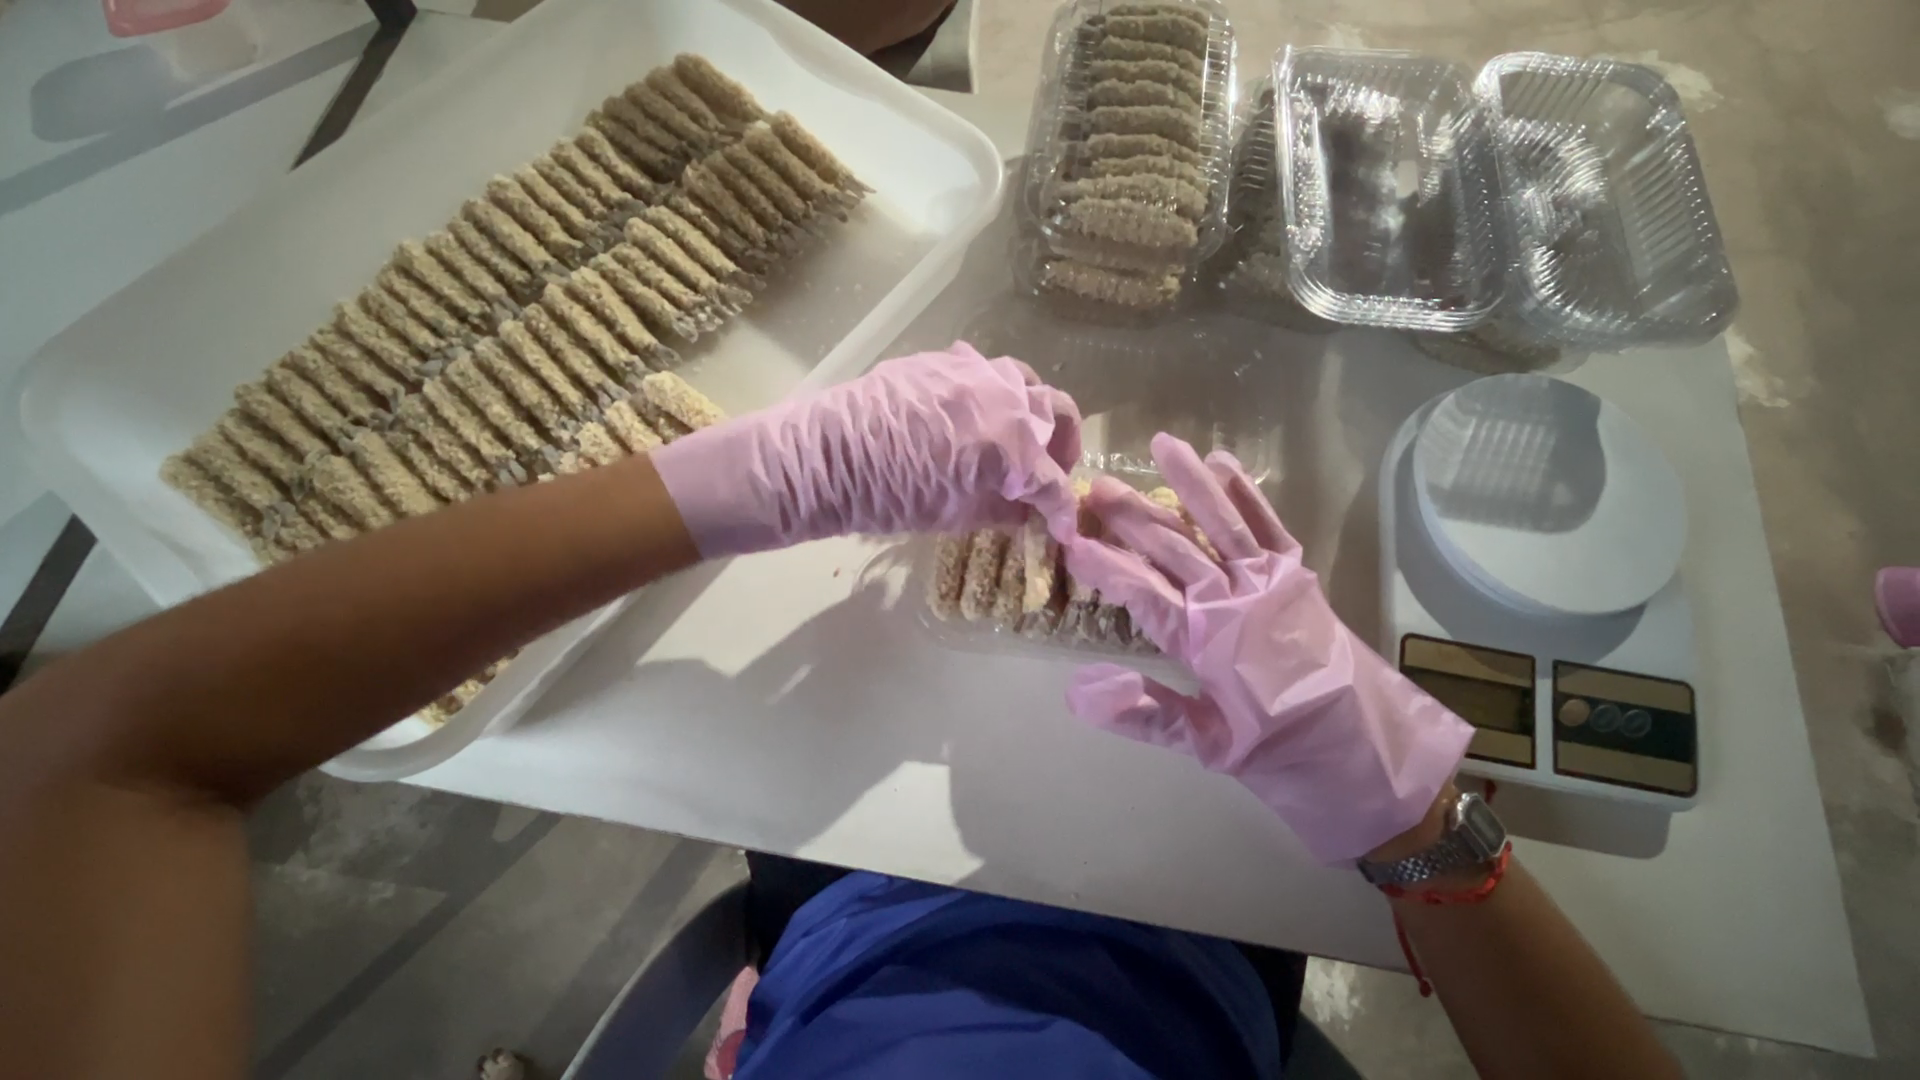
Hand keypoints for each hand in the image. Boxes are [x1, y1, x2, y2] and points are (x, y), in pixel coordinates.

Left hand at [652, 342, 1080, 556]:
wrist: (823, 458)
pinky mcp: (941, 359)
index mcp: (1011, 444)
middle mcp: (1004, 397)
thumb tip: (1026, 511)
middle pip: (1057, 413)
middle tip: (1049, 471)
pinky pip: (982, 370)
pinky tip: (972, 416)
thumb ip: (1002, 510)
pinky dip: (990, 394)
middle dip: (1062, 446)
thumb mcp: (954, 516)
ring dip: (1031, 412)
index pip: (1053, 481)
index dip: (1062, 510)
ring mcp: (973, 370)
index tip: (1064, 527)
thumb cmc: (888, 498)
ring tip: (1015, 438)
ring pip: (1024, 382)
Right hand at [1063, 434, 1471, 863]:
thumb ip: (1147, 714)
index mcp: (1208, 644)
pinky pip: (1272, 528)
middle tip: (1094, 486)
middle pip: (1176, 549)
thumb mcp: (1211, 747)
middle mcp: (1238, 603)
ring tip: (1163, 445)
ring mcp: (1274, 586)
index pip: (1143, 594)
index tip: (1070, 538)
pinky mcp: (1301, 582)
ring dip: (1192, 485)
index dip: (1104, 566)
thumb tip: (1078, 693)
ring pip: (1224, 525)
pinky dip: (1249, 496)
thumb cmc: (1286, 759)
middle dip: (1132, 517)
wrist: (1378, 762)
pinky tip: (1226, 466)